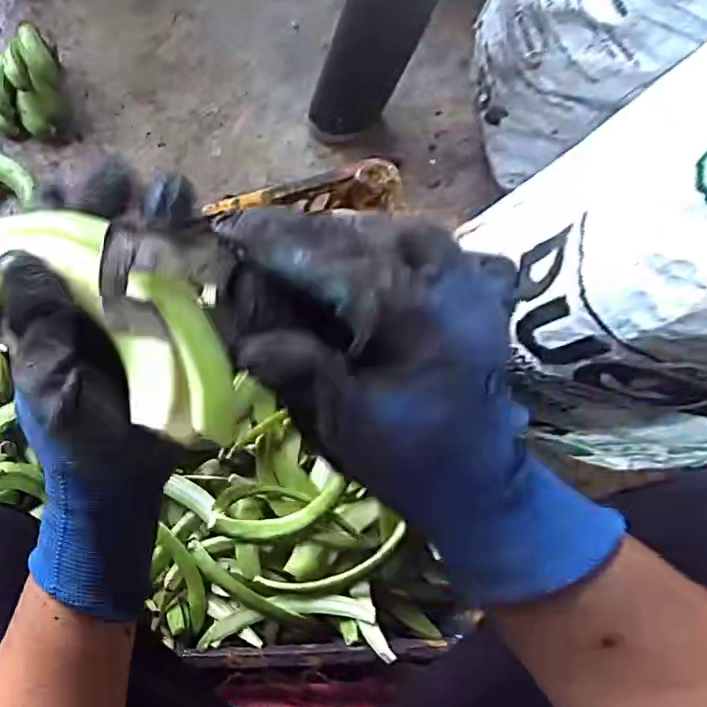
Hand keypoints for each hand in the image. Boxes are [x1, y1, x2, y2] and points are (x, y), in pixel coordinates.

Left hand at [0, 162, 182, 621]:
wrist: (123, 482)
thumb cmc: (74, 439)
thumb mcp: (46, 385)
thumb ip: (34, 325)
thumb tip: (16, 254)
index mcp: (49, 308)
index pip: (43, 244)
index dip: (50, 210)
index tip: (64, 185)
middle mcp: (89, 300)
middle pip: (95, 235)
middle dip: (107, 201)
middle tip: (122, 178)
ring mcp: (135, 311)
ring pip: (145, 250)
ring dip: (157, 217)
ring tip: (170, 194)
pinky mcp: (176, 328)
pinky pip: (186, 283)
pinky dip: (194, 256)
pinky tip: (205, 238)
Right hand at [214, 208, 624, 604]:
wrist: (474, 477)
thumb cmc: (407, 458)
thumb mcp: (346, 422)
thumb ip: (301, 373)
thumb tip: (244, 345)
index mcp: (423, 325)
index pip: (343, 267)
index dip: (283, 248)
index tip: (232, 232)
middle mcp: (455, 289)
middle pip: (371, 237)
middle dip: (305, 231)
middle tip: (249, 228)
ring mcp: (471, 284)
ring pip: (401, 230)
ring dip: (340, 231)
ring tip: (289, 236)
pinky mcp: (471, 290)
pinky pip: (423, 246)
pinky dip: (375, 241)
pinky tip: (344, 248)